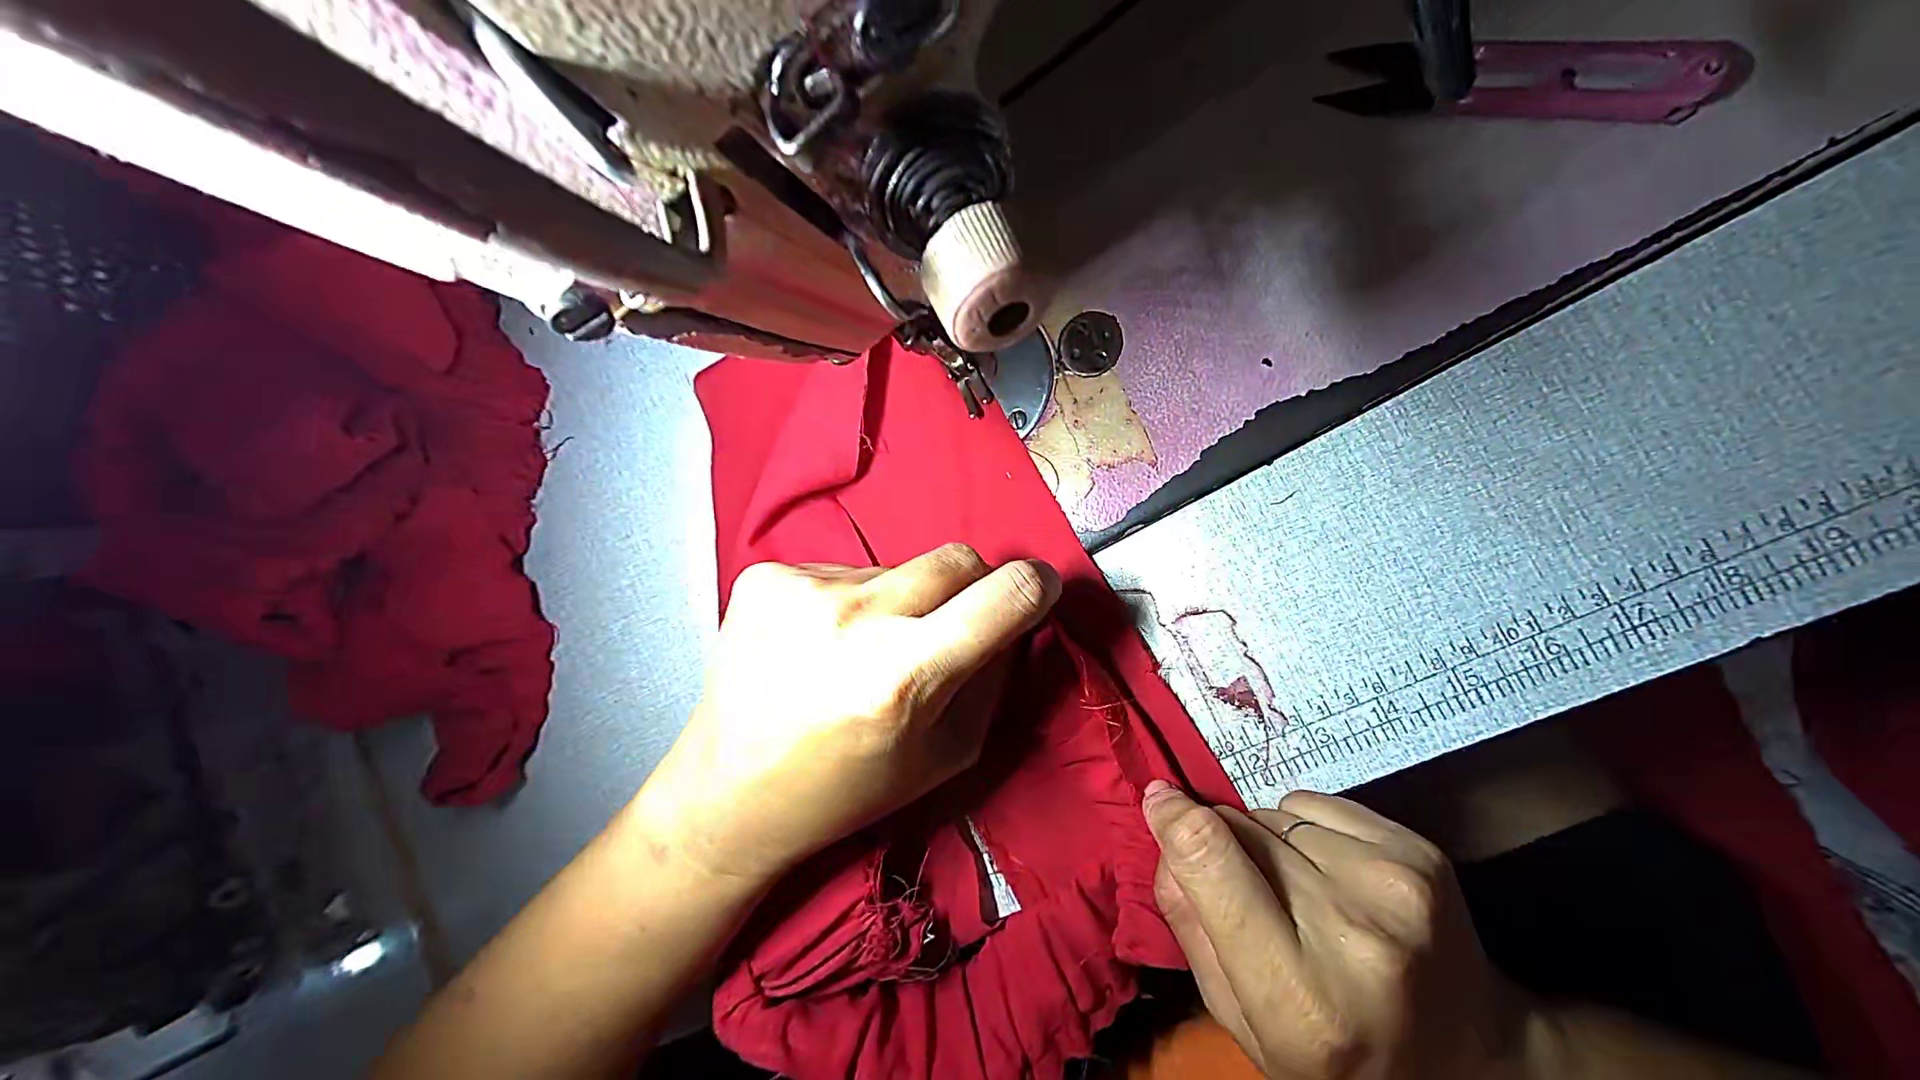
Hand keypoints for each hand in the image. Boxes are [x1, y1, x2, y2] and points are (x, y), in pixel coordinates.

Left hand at [632, 543, 1059, 884]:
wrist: (729, 791)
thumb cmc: (845, 788)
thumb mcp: (945, 756)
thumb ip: (993, 680)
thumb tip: (1015, 618)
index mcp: (903, 675)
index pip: (1005, 594)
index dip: (1035, 585)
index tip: (1036, 588)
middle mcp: (853, 618)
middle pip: (955, 558)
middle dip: (971, 586)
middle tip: (948, 626)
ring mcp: (803, 589)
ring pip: (896, 566)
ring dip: (899, 599)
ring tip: (861, 651)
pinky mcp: (765, 575)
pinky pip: (843, 569)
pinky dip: (849, 600)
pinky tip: (819, 643)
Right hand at [1143, 785, 1526, 1079]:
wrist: (1476, 1059)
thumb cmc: (1338, 1053)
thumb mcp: (1244, 1021)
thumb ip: (1191, 926)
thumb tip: (1167, 832)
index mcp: (1299, 997)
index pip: (1211, 860)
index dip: (1173, 819)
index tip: (1158, 801)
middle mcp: (1352, 932)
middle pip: (1240, 829)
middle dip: (1223, 842)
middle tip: (1251, 891)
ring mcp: (1394, 884)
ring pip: (1275, 814)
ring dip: (1270, 842)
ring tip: (1305, 895)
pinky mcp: (1418, 851)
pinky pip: (1316, 804)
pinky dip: (1308, 829)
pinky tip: (1335, 876)